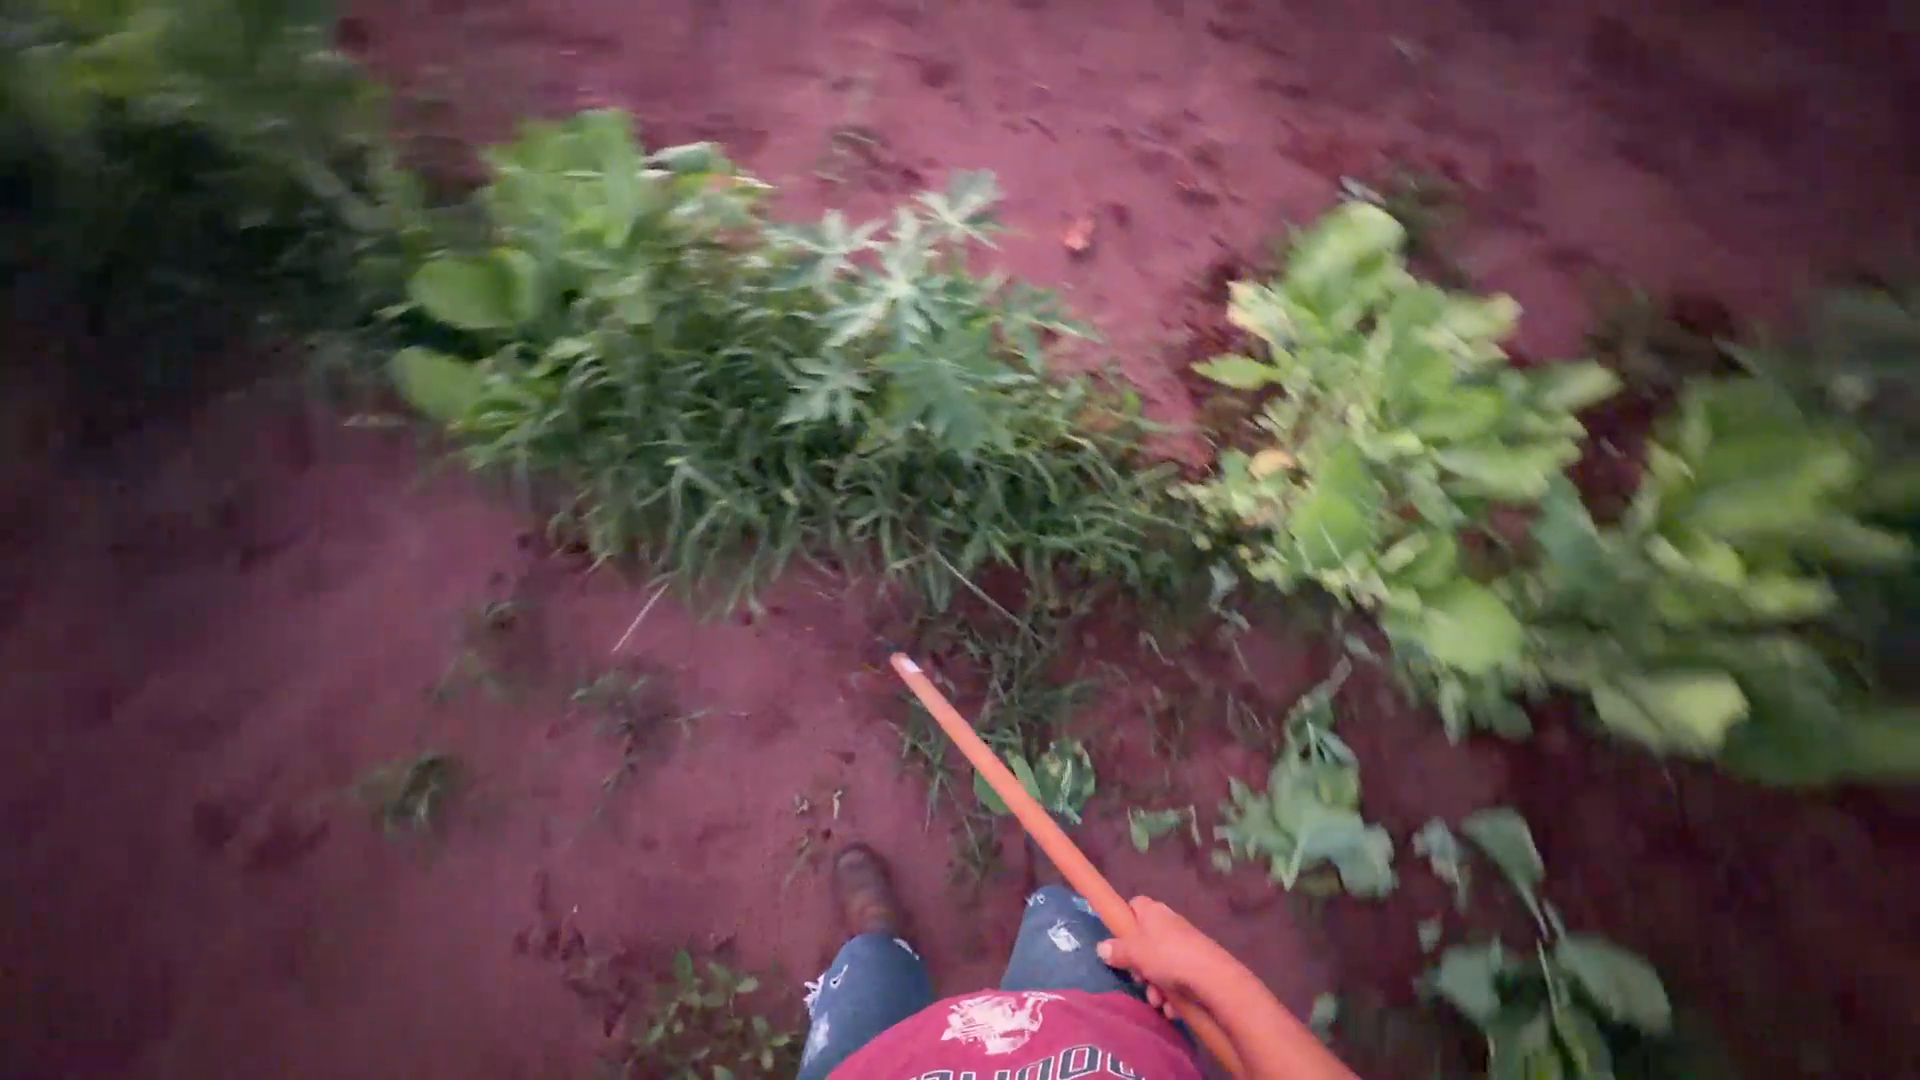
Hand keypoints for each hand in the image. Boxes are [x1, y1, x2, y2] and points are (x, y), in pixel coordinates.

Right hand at [1096, 897, 1240, 1016]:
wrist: (1213, 977)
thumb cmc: (1167, 956)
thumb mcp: (1134, 953)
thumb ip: (1116, 950)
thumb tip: (1101, 947)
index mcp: (1151, 911)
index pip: (1133, 906)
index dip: (1124, 924)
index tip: (1120, 944)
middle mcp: (1168, 922)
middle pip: (1145, 940)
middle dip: (1139, 966)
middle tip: (1139, 980)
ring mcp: (1185, 942)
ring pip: (1160, 962)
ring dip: (1155, 984)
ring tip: (1158, 1001)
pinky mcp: (1198, 962)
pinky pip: (1177, 975)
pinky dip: (1172, 991)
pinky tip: (1172, 1008)